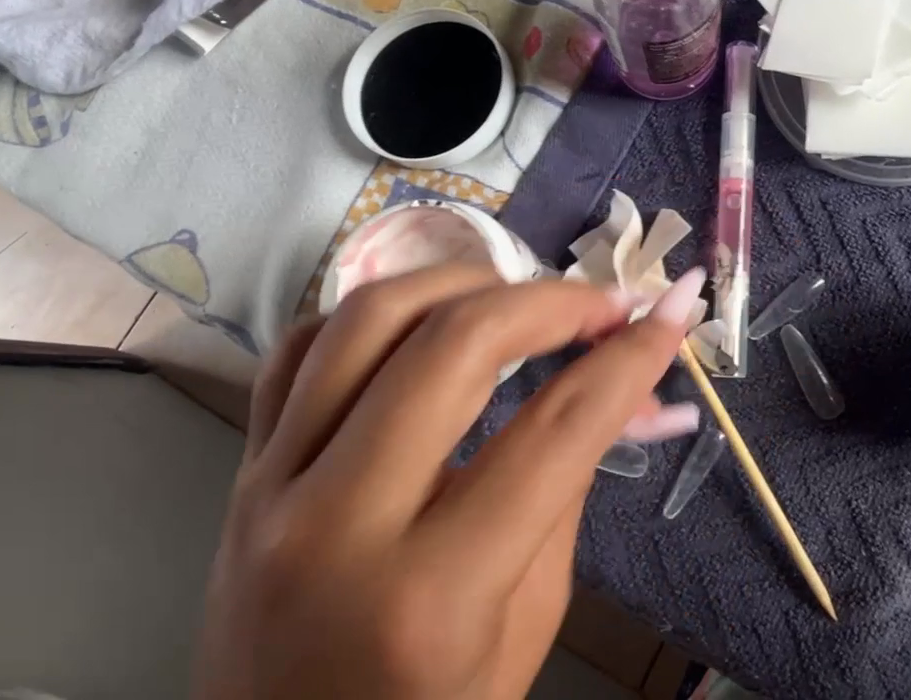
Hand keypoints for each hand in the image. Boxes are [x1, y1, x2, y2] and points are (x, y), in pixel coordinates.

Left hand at [190, 264, 706, 699]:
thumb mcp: (523, 629)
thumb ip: (566, 491)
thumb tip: (627, 388)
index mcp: (430, 594)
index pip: (555, 433)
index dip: (628, 359)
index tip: (671, 315)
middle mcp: (338, 524)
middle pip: (455, 346)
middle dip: (550, 302)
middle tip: (603, 304)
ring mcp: (271, 488)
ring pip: (368, 319)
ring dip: (461, 282)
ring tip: (519, 298)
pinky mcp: (239, 472)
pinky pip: (300, 347)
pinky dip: (375, 315)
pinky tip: (427, 324)